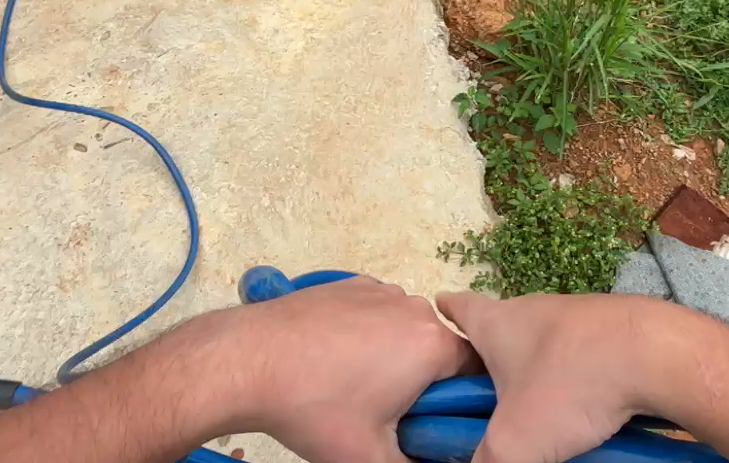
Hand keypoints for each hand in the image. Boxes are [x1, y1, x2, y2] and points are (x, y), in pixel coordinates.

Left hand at [218, 276, 473, 462]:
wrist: (255, 358)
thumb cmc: (317, 407)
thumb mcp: (370, 458)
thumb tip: (430, 461)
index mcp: (431, 344)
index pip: (474, 368)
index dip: (460, 397)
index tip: (436, 418)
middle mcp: (414, 307)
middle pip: (437, 348)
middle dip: (422, 379)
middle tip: (391, 411)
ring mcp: (381, 289)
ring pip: (405, 328)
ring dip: (395, 355)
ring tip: (356, 385)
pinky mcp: (352, 283)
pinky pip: (377, 311)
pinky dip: (367, 333)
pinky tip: (334, 358)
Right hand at [436, 292, 694, 462]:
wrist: (651, 353)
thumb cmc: (568, 384)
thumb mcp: (515, 441)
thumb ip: (485, 461)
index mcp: (497, 323)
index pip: (459, 307)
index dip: (446, 312)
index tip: (437, 310)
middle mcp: (530, 309)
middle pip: (499, 326)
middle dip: (489, 354)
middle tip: (480, 389)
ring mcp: (571, 315)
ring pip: (538, 341)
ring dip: (530, 368)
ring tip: (530, 408)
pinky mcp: (605, 330)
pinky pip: (574, 353)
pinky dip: (568, 376)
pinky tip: (578, 407)